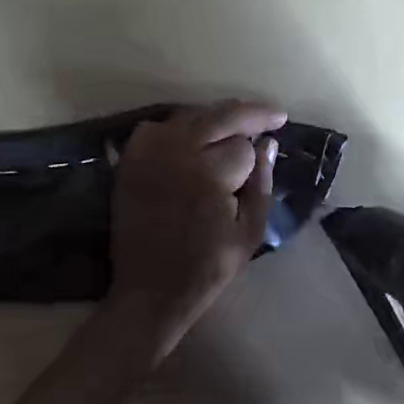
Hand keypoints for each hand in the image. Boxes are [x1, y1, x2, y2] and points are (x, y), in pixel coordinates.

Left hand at [105, 100, 285, 352]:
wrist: (151, 289)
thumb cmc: (207, 268)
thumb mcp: (249, 232)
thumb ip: (261, 184)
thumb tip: (268, 145)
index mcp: (208, 174)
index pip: (243, 144)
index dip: (259, 148)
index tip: (273, 144)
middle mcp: (176, 153)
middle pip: (219, 116)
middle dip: (249, 114)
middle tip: (271, 117)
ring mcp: (148, 155)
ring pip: (188, 117)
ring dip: (215, 119)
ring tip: (234, 129)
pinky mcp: (129, 163)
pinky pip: (156, 129)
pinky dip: (178, 128)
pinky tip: (192, 140)